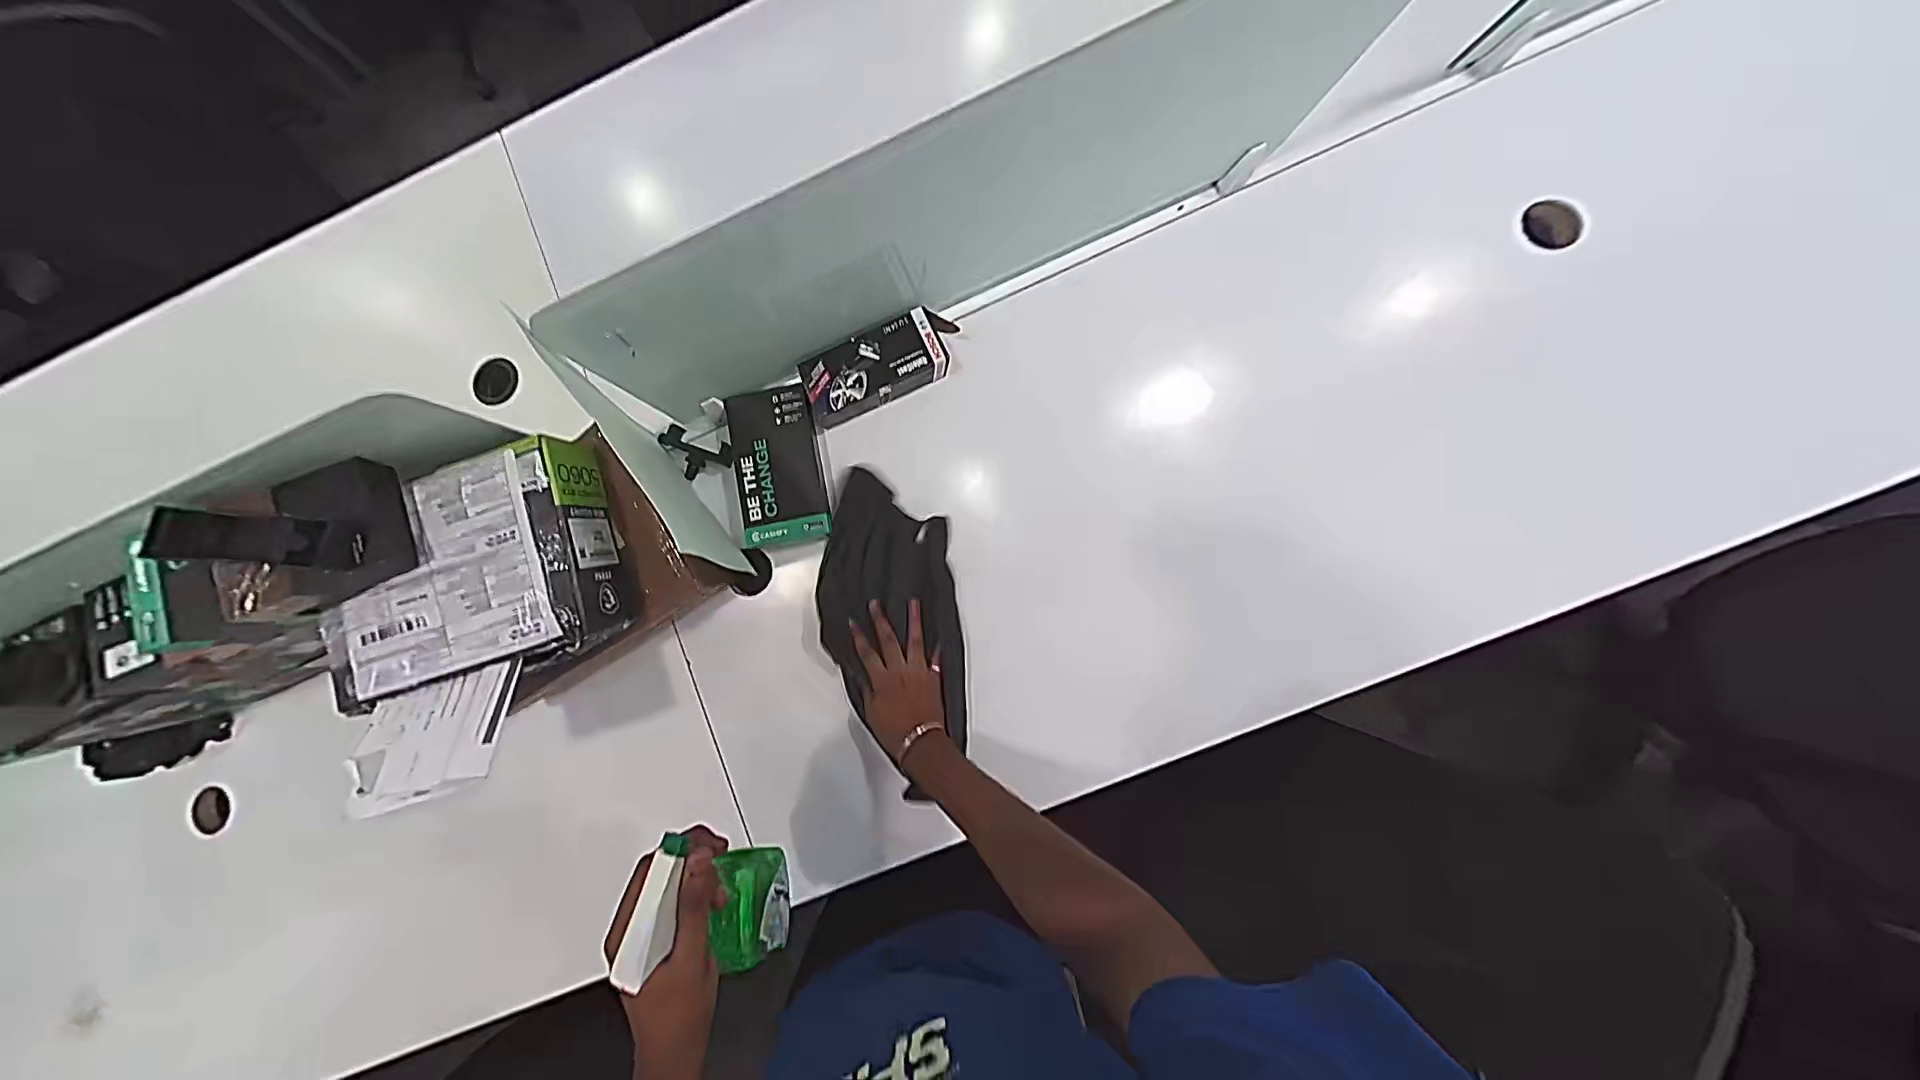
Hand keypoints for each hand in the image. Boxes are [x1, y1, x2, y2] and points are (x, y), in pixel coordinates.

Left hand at [603, 825, 729, 1079]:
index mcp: (628, 934)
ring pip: (667, 884)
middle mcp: (629, 930)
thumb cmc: (680, 1016)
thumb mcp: (692, 957)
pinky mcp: (655, 938)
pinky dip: (696, 892)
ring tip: (720, 889)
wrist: (674, 1053)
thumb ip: (694, 907)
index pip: (651, 871)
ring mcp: (641, 934)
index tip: (711, 842)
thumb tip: (698, 861)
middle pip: (658, 873)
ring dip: (697, 876)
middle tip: (721, 853)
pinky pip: (672, 900)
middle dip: (692, 858)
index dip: (682, 849)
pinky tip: (712, 900)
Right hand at [850, 598, 946, 764]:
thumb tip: (863, 678)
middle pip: (889, 640)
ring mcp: (918, 672)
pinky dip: (937, 647)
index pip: (867, 653)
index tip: (855, 622)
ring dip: (914, 620)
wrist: (920, 742)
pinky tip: (938, 636)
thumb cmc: (895, 732)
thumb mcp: (872, 713)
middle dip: (881, 620)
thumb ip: (868, 692)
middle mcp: (900, 672)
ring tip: (914, 603)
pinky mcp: (933, 678)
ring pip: (915, 640)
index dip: (860, 637)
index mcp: (882, 680)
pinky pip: (936, 658)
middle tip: (876, 605)